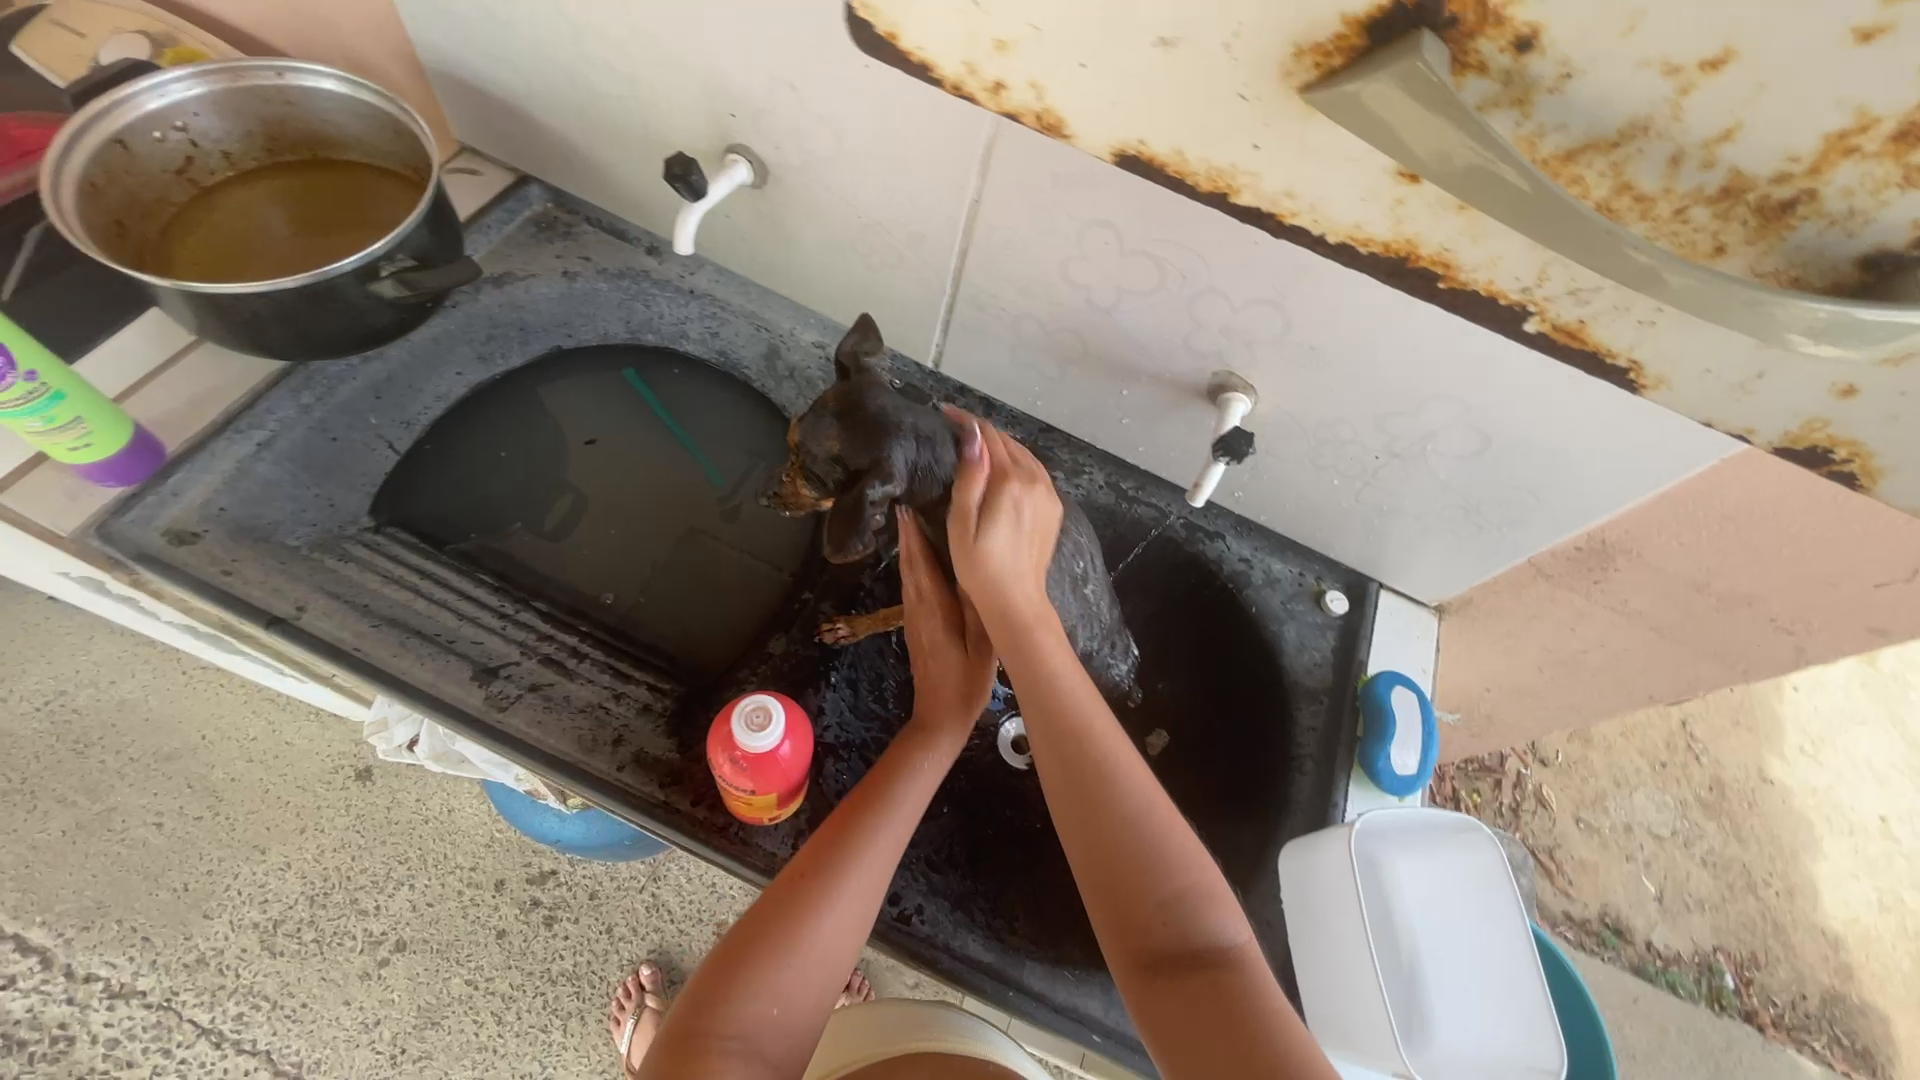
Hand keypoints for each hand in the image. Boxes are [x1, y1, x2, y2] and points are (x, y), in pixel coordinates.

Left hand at [896, 505, 996, 739]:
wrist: (940, 717)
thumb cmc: (966, 682)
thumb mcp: (982, 645)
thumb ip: (976, 607)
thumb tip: (971, 569)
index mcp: (935, 608)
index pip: (922, 563)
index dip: (914, 535)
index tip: (907, 508)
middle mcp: (918, 609)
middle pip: (909, 565)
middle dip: (907, 535)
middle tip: (906, 506)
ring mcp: (914, 619)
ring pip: (908, 576)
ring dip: (908, 549)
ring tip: (911, 524)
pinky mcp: (916, 628)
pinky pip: (912, 587)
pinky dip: (913, 567)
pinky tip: (921, 561)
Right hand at [942, 406, 1062, 631]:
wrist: (1016, 600)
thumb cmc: (979, 566)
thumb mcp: (962, 522)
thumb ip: (970, 476)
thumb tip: (973, 435)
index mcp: (1011, 481)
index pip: (989, 435)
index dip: (967, 421)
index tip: (945, 413)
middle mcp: (1035, 480)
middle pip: (1008, 442)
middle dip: (983, 431)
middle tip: (957, 429)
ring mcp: (1049, 494)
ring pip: (1025, 454)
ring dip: (1002, 445)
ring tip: (977, 446)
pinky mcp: (1054, 508)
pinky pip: (1036, 472)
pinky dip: (1018, 462)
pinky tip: (1004, 469)